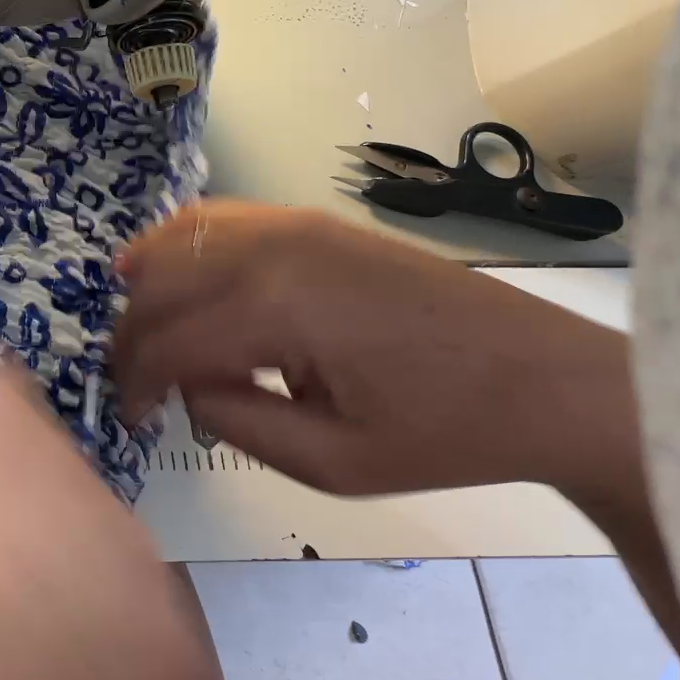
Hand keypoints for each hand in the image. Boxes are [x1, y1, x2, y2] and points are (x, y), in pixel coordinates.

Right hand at [110, 202, 642, 508]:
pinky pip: (210, 217)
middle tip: (135, 383)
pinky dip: (173, 243)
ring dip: (144, 289)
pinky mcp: (304, 218)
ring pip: (171, 241)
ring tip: (141, 331)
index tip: (130, 418)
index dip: (133, 383)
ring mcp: (286, 222)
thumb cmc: (444, 433)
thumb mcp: (331, 463)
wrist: (550, 381)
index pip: (165, 341)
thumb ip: (232, 422)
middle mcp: (266, 249)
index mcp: (274, 309)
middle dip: (130, 338)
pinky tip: (164, 268)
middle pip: (156, 285)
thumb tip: (185, 384)